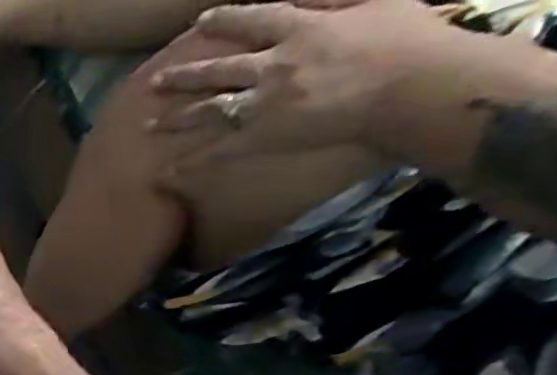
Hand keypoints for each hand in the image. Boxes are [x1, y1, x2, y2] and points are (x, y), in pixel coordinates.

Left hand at [148, 0, 461, 168]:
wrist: (410, 85)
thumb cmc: (408, 39)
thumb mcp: (380, 2)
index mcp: (302, 29)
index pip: (255, 20)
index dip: (226, 19)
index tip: (202, 20)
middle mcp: (273, 66)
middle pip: (216, 70)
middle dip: (183, 75)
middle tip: (154, 82)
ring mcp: (263, 103)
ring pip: (207, 110)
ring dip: (174, 118)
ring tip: (146, 125)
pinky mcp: (262, 136)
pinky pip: (215, 153)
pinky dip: (187, 165)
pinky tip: (162, 175)